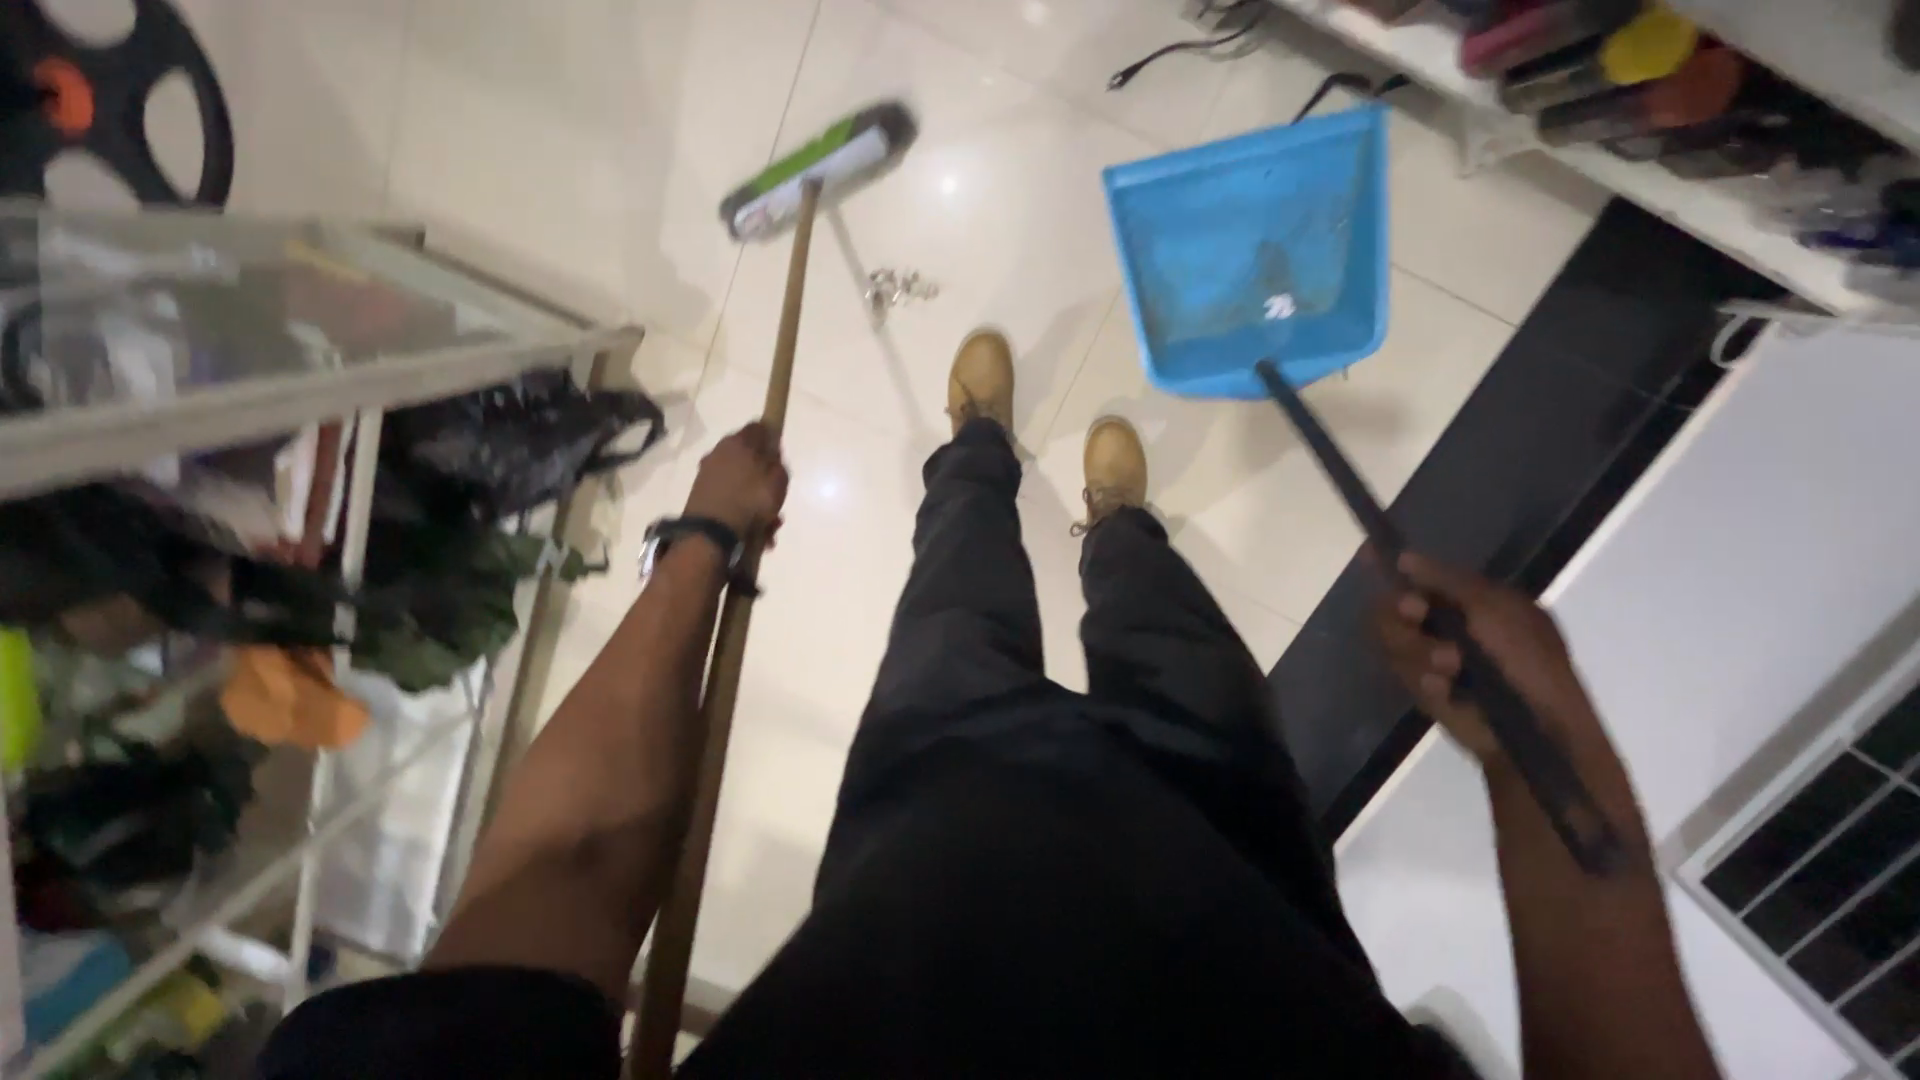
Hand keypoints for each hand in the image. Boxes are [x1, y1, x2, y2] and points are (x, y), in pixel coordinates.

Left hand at [683, 422, 788, 540]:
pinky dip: (741, 507)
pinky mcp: (700, 492)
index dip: (771, 438)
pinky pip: (729, 495)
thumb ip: (778, 463)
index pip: (759, 427)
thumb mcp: (778, 481)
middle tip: (775, 491)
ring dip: (754, 496)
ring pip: (739, 479)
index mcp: (739, 442)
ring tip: (768, 522)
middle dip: (762, 472)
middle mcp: (720, 451)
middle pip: (747, 455)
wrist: (710, 531)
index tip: (778, 455)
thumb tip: (771, 453)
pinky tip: (753, 528)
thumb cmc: (751, 500)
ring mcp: (707, 471)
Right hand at [1372, 553, 1602, 766]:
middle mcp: (1446, 624)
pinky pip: (1400, 671)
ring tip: (1450, 667)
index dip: (1391, 566)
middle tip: (1414, 615)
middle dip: (1400, 611)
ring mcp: (1430, 656)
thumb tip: (1404, 557)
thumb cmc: (1529, 660)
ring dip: (1417, 649)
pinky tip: (1445, 689)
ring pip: (1390, 638)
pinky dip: (1422, 678)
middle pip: (1392, 606)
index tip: (1367, 554)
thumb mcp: (1496, 609)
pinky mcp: (1421, 686)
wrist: (1537, 729)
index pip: (1420, 576)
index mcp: (1469, 600)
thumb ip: (1448, 580)